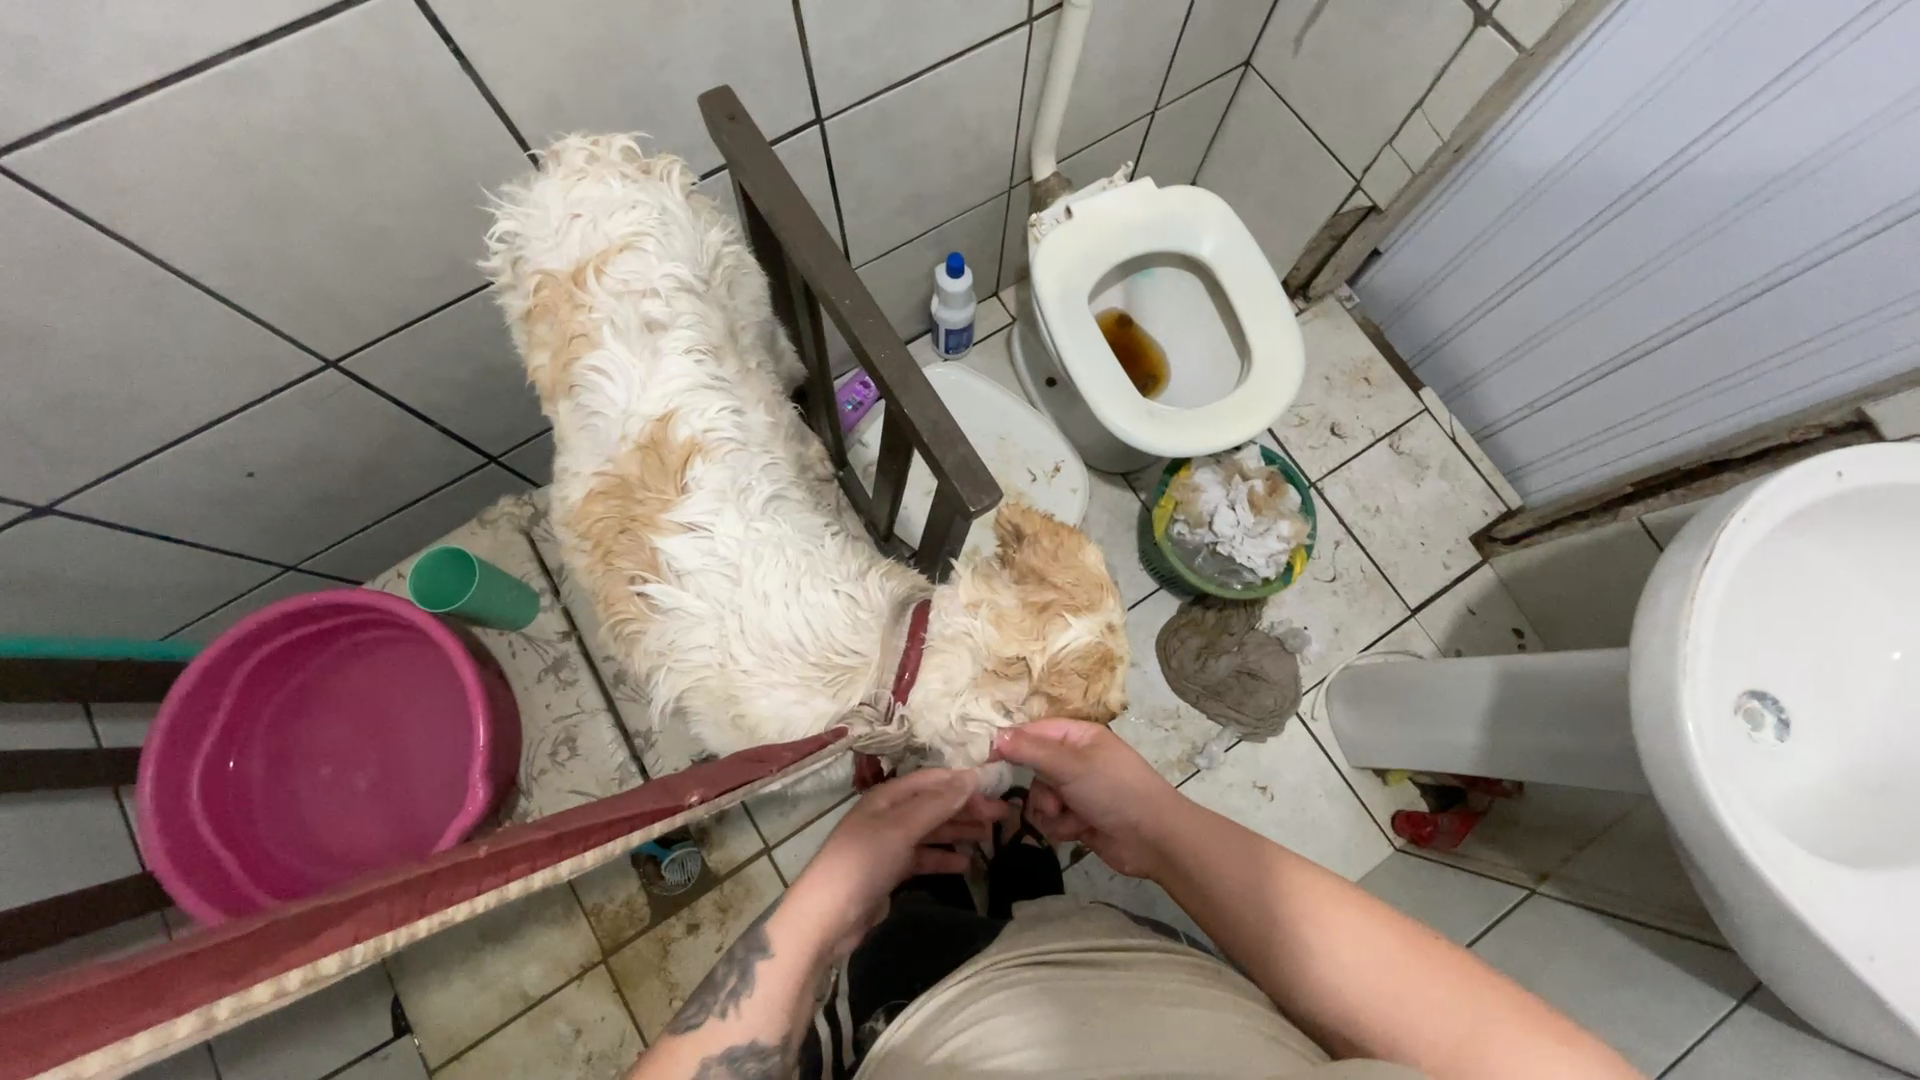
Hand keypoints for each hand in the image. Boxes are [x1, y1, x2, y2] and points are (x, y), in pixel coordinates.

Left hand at [785, 768, 1006, 958]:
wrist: (826, 918)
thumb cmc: (862, 863)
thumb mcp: (901, 828)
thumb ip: (937, 804)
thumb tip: (971, 777)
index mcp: (888, 797)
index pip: (932, 781)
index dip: (962, 783)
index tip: (995, 791)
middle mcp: (889, 815)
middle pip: (934, 805)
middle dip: (966, 808)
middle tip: (1002, 817)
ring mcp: (889, 844)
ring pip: (931, 831)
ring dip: (959, 832)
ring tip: (990, 837)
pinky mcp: (889, 871)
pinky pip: (923, 858)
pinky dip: (943, 858)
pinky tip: (966, 865)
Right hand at [992, 719, 1184, 878]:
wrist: (1153, 839)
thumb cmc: (1114, 790)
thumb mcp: (1071, 765)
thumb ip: (1030, 750)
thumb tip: (995, 736)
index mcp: (1079, 736)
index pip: (1034, 732)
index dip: (1012, 744)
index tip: (989, 761)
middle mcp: (1076, 760)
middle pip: (1033, 767)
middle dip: (1039, 786)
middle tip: (1048, 797)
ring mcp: (1078, 790)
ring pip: (1040, 796)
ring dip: (1050, 810)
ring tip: (1068, 816)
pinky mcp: (1079, 818)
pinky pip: (1052, 819)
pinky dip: (1061, 826)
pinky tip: (1079, 830)